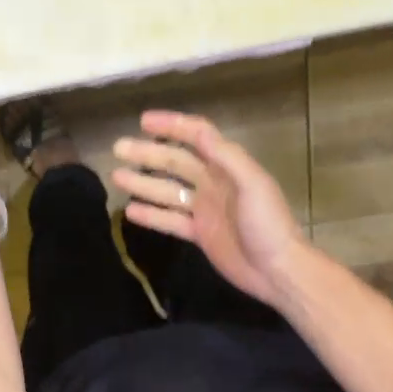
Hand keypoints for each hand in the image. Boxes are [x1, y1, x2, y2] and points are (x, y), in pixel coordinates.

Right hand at [112, 111, 305, 304]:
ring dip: (143, 183)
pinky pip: (170, 220)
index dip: (172, 126)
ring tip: (116, 176)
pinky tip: (130, 211)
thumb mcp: (253, 185)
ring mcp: (204, 209)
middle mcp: (213, 183)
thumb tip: (200, 132)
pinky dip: (151, 215)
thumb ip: (228, 157)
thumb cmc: (268, 225)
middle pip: (175, 162)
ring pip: (168, 190)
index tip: (144, 121)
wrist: (276, 270)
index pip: (197, 137)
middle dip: (148, 154)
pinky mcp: (199, 233)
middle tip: (118, 148)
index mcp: (228, 167)